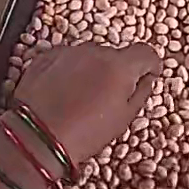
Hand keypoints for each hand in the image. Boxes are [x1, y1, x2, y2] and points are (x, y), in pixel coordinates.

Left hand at [7, 42, 159, 177]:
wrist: (37, 136)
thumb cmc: (84, 133)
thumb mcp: (123, 119)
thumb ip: (140, 92)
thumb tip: (146, 79)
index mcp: (119, 66)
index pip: (145, 53)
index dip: (150, 64)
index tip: (149, 74)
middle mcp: (94, 51)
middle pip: (114, 55)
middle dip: (116, 71)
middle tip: (109, 98)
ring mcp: (68, 52)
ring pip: (89, 56)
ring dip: (91, 70)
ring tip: (82, 99)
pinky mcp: (45, 57)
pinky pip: (66, 59)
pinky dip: (69, 71)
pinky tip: (64, 94)